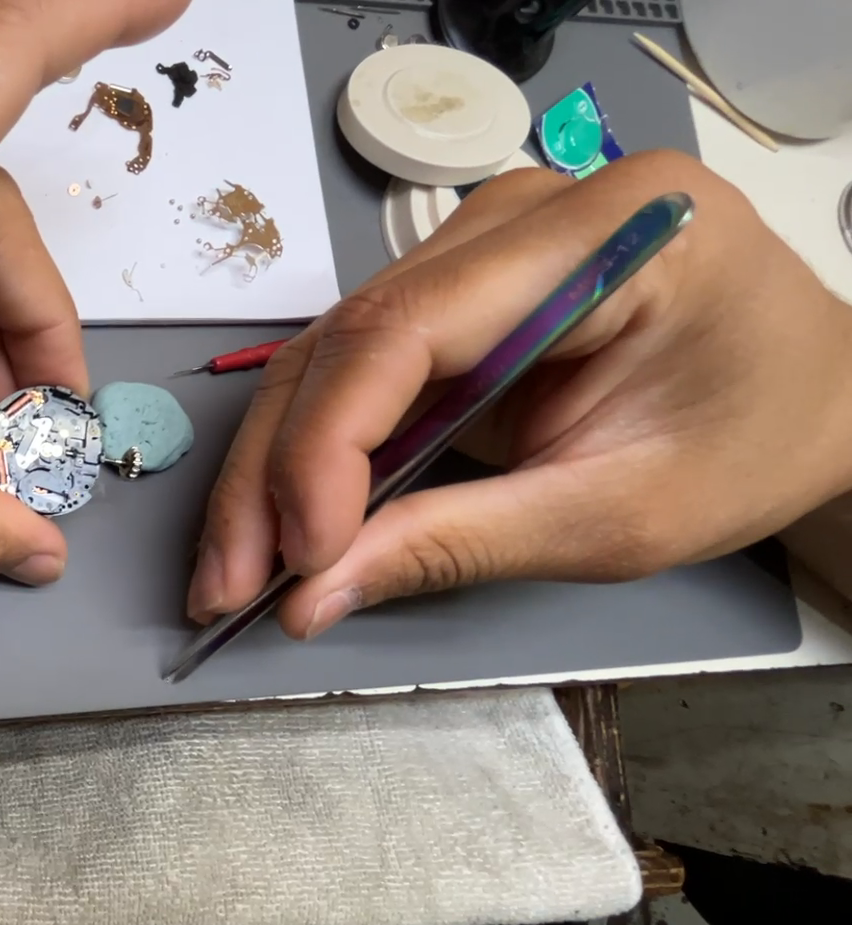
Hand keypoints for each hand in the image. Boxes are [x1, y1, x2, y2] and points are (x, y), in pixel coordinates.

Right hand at [189, 149, 851, 638]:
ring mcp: (449, 261)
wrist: (803, 392)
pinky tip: (266, 526)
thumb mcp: (620, 515)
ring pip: (306, 371)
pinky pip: (325, 384)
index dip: (323, 452)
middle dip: (266, 481)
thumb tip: (308, 599)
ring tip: (234, 571)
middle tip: (228, 585)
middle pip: (330, 355)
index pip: (398, 337)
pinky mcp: (421, 308)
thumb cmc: (753, 439)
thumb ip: (455, 545)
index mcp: (597, 236)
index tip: (301, 561)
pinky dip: (288, 464)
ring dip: (260, 480)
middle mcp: (499, 226)